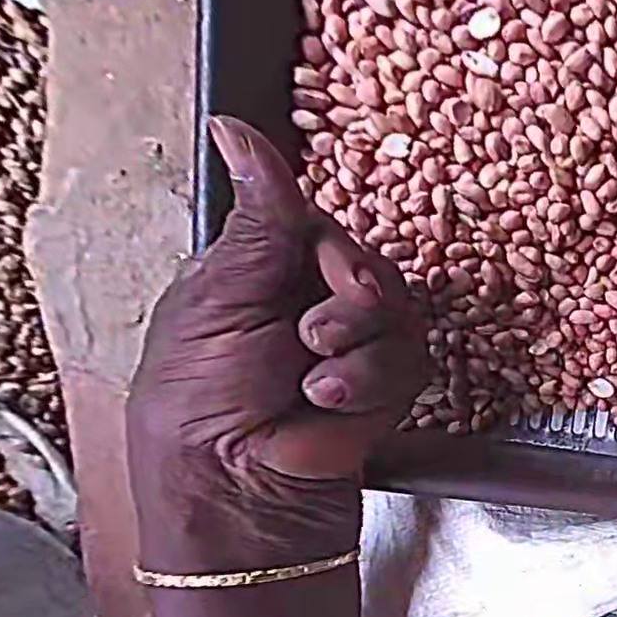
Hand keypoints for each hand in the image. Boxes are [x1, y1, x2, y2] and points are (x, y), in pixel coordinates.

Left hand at [127, 116, 429, 572]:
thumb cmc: (205, 399)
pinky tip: (338, 400)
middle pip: (369, 266)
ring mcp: (359, 343)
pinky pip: (412, 356)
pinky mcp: (392, 382)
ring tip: (318, 382)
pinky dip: (377, 379)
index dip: (330, 244)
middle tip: (318, 334)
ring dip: (362, 348)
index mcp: (263, 271)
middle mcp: (316, 301)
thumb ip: (258, 227)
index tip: (324, 266)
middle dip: (352, 298)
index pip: (320, 227)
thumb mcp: (221, 301)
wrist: (245, 486)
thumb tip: (237, 130)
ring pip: (398, 312)